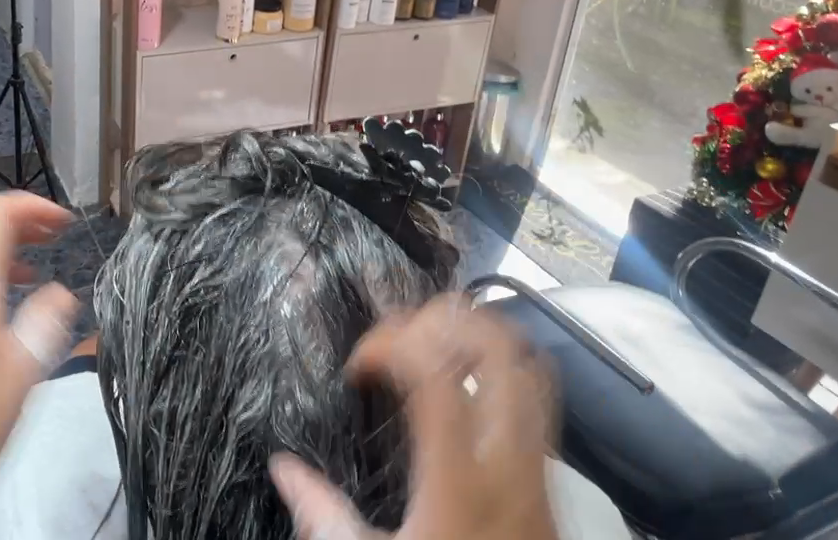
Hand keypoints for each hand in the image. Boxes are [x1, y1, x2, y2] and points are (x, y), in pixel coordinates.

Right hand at [269, 298, 558, 539]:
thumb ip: (323, 516)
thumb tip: (283, 469)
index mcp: (458, 481)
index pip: (433, 371)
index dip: (389, 343)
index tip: (361, 364)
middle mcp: (507, 464)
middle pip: (495, 349)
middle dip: (442, 321)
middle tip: (400, 335)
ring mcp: (539, 471)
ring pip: (528, 364)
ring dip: (480, 336)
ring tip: (433, 344)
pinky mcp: (553, 483)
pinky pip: (541, 398)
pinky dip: (503, 369)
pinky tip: (467, 383)